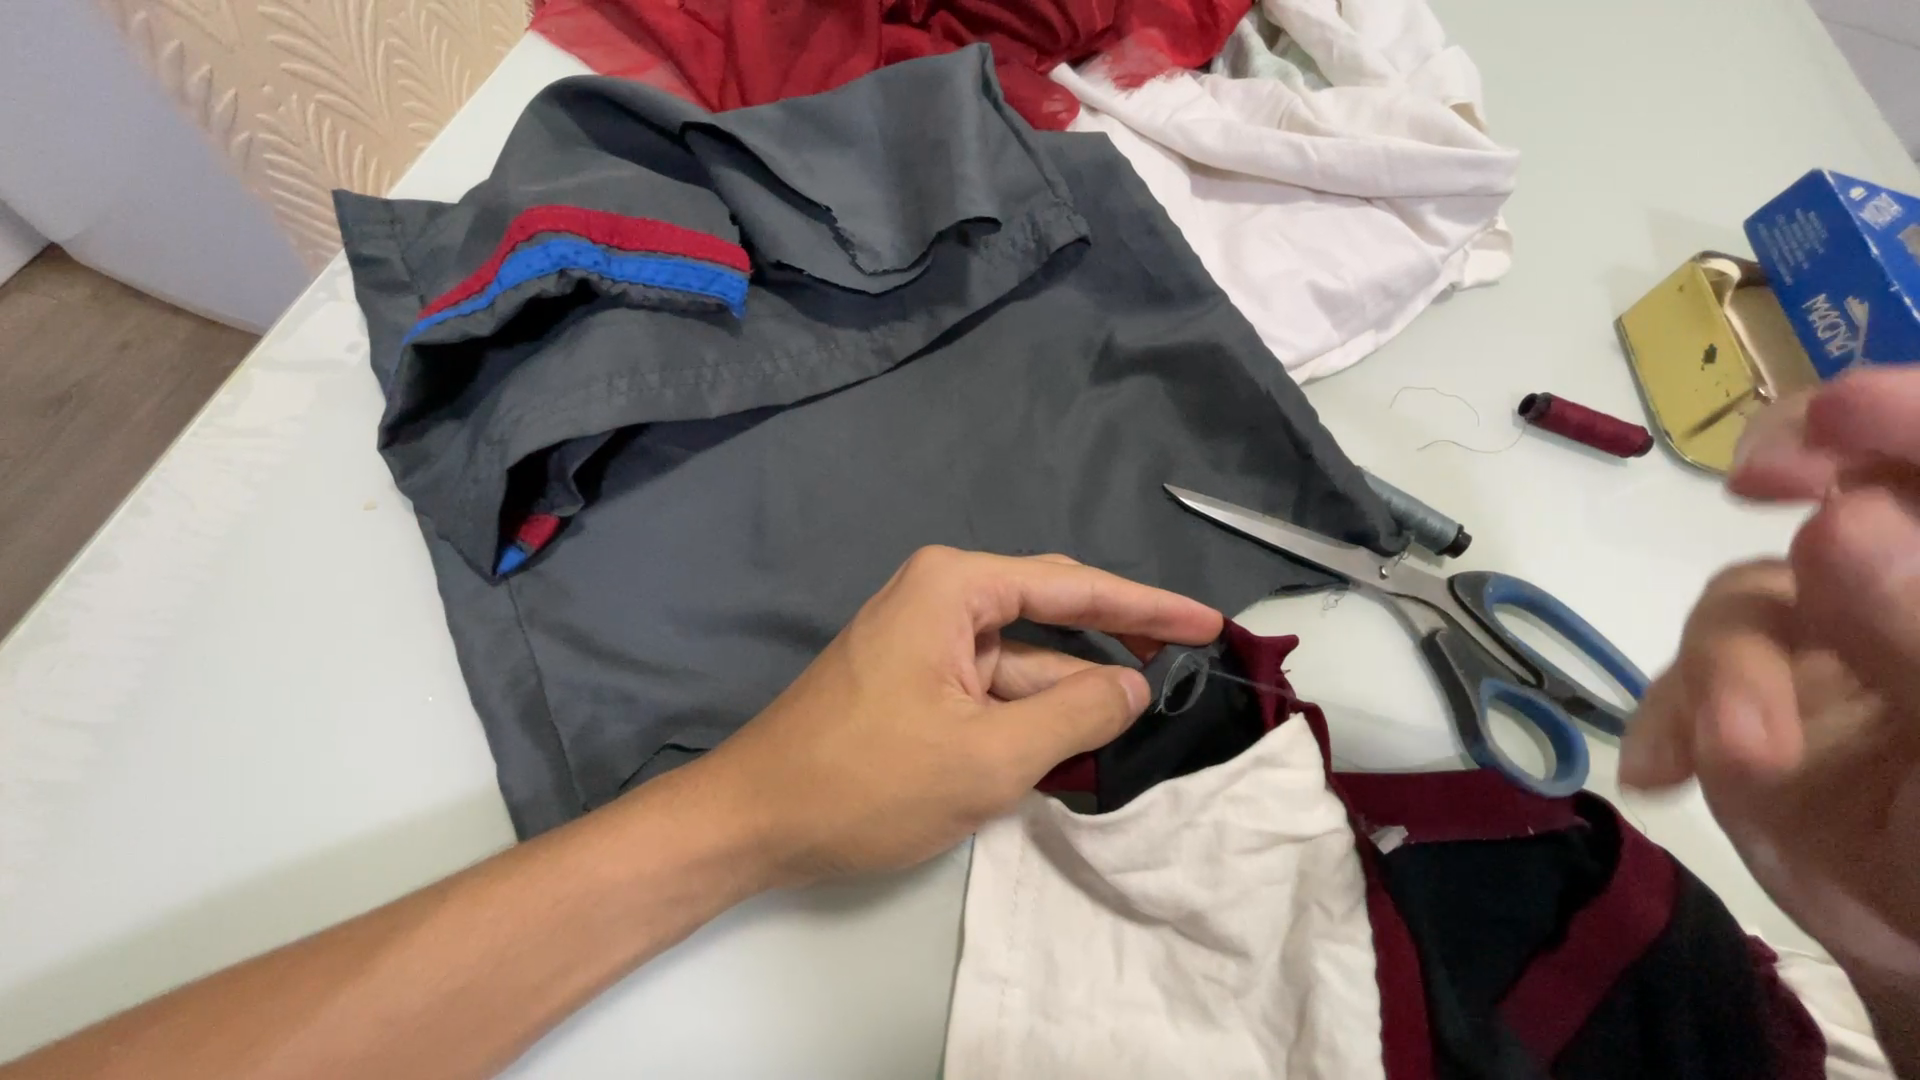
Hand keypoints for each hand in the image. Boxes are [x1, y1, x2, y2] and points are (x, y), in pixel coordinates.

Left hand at [689, 547, 1222, 886]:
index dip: (1149, 606)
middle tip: (1190, 663)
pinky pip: (995, 690)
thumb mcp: (989, 755)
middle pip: (1053, 615)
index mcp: (956, 587)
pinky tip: (1079, 743)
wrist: (753, 822)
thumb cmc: (867, 781)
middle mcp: (943, 598)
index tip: (1209, 622)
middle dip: (1116, 644)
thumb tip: (1133, 684)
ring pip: (1026, 663)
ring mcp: (928, 642)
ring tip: (1145, 720)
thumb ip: (1076, 713)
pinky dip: (1035, 717)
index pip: (1074, 586)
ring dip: (1075, 696)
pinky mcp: (919, 682)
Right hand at [1620, 368, 1919, 976]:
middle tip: (1757, 479)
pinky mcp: (1735, 692)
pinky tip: (1665, 772)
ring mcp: (1817, 643)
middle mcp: (1900, 596)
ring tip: (1739, 757)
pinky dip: (1668, 719)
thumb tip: (1842, 518)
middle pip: (1847, 492)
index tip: (1841, 410)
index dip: (1904, 422)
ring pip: (1740, 599)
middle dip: (1798, 474)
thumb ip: (1913, 629)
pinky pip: (1676, 675)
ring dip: (1724, 677)